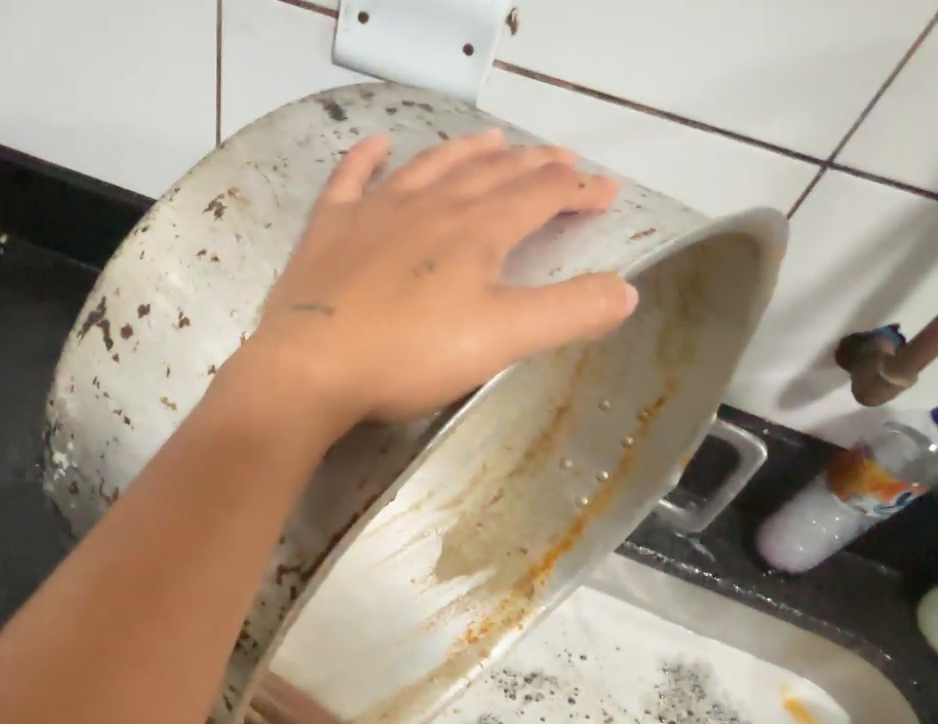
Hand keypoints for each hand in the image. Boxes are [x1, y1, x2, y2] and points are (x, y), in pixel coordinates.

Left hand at [226, 129, 636, 431]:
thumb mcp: (501, 340)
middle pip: (491, 174)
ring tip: (494, 141)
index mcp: (476, 231)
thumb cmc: (408, 356)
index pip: (541, 196)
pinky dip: (367, 157)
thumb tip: (626, 289)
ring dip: (467, 152)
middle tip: (561, 160)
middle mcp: (430, 207)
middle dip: (533, 165)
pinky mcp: (329, 230)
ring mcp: (375, 213)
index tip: (606, 192)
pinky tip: (377, 143)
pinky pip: (351, 179)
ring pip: (431, 167)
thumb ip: (568, 313)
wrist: (311, 367)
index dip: (578, 191)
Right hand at [246, 675, 449, 723]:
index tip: (239, 679)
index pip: (287, 711)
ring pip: (311, 709)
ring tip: (261, 686)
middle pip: (299, 704)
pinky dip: (301, 710)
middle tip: (245, 673)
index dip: (263, 696)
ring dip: (286, 696)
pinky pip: (320, 719)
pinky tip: (293, 715)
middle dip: (272, 688)